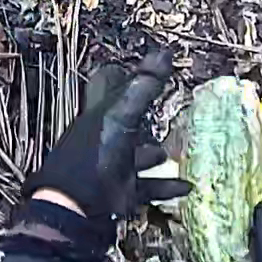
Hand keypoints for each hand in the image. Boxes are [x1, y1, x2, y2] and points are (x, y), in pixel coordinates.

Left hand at [25, 49, 189, 220]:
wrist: (75, 207)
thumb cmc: (94, 157)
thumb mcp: (121, 116)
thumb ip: (143, 87)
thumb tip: (164, 53)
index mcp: (99, 114)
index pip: (105, 85)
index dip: (119, 74)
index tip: (136, 69)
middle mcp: (103, 138)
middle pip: (122, 120)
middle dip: (140, 116)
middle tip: (161, 109)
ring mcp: (111, 165)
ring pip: (135, 155)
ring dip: (153, 153)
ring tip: (171, 151)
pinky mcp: (121, 191)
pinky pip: (148, 186)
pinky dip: (166, 186)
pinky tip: (186, 186)